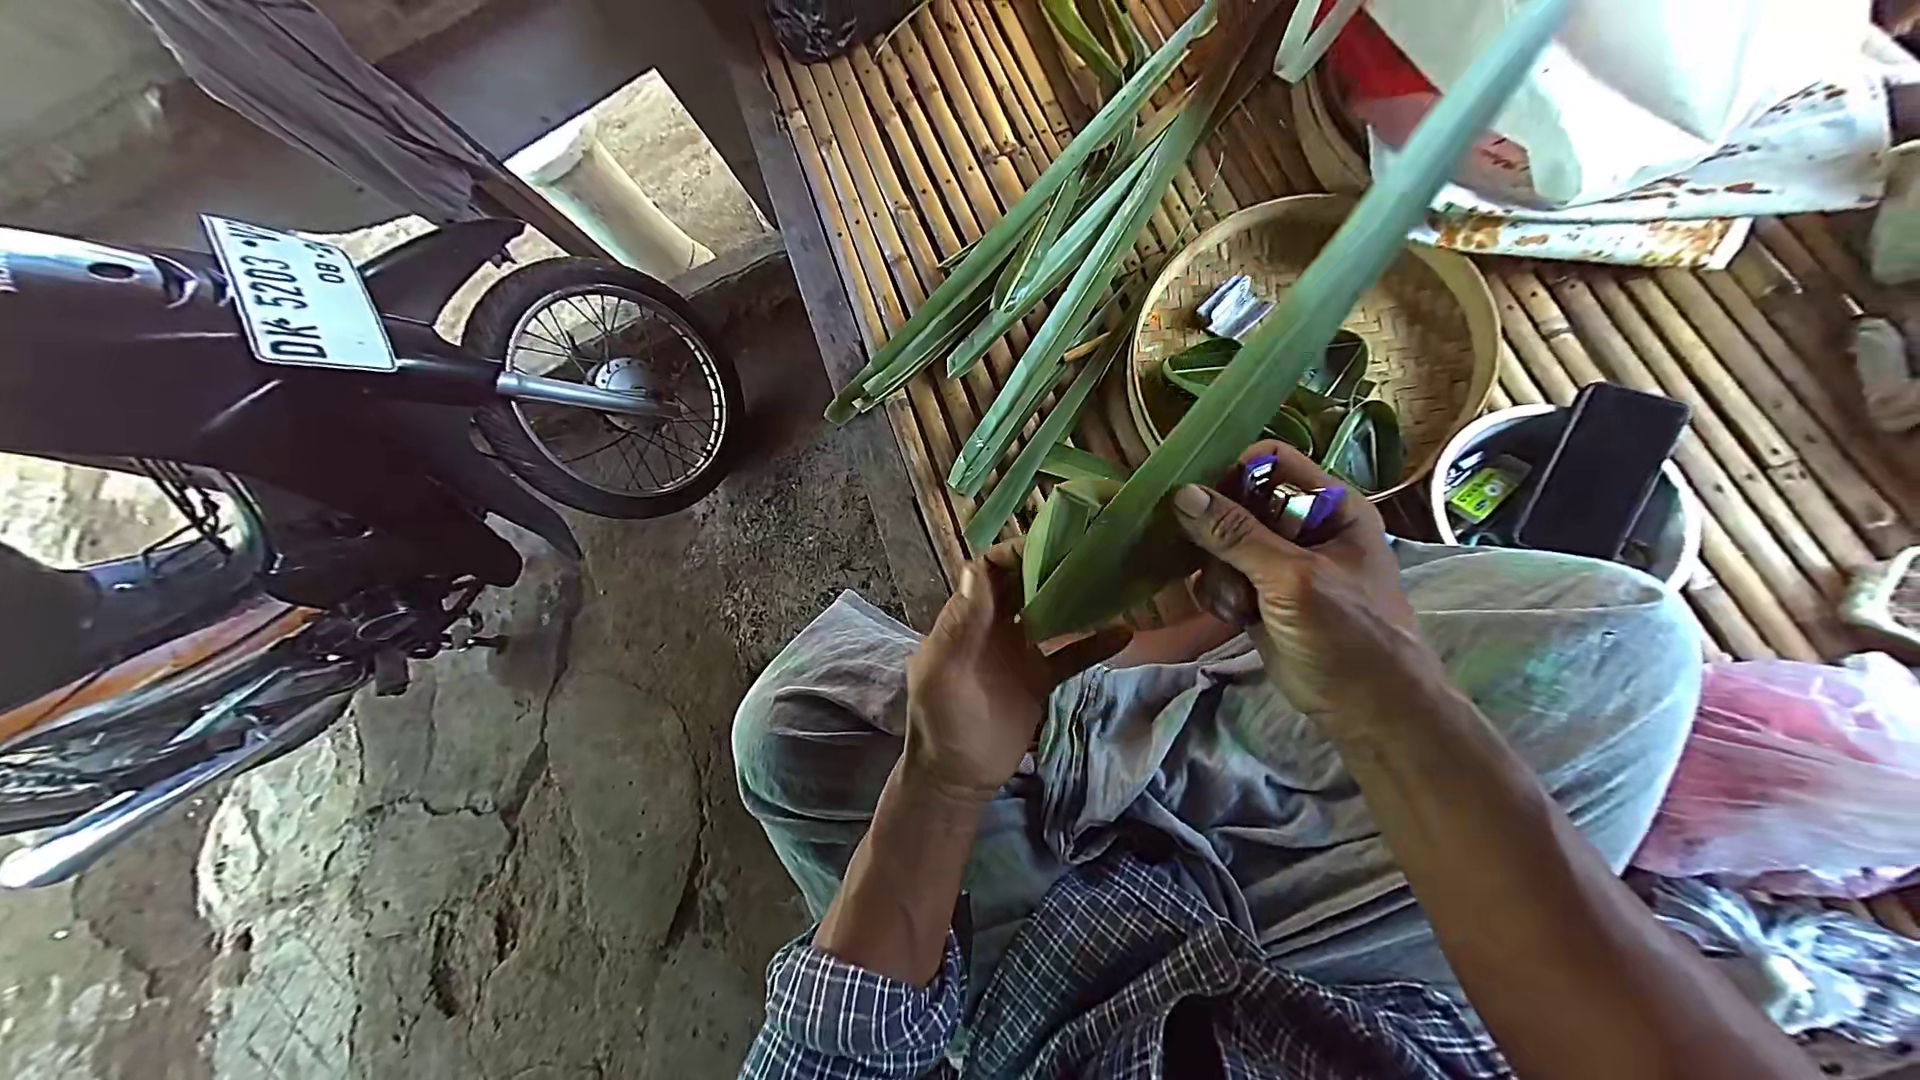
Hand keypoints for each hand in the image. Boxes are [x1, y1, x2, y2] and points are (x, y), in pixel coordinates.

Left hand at [903, 543, 1129, 802]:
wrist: (957, 775)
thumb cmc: (940, 720)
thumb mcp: (942, 671)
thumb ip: (961, 624)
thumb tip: (977, 570)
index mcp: (967, 618)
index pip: (990, 571)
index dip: (1014, 554)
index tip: (1048, 542)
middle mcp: (995, 626)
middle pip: (1023, 584)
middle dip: (1050, 566)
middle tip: (1089, 550)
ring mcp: (1020, 651)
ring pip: (1051, 613)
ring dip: (1074, 598)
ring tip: (1111, 579)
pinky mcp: (1040, 678)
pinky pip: (1071, 655)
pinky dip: (1094, 644)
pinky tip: (1123, 633)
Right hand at [1170, 442, 1442, 722]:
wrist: (1365, 709)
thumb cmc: (1348, 635)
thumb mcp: (1292, 579)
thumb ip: (1237, 535)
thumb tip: (1183, 494)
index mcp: (1328, 505)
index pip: (1269, 463)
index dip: (1232, 476)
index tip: (1200, 505)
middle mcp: (1300, 525)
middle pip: (1234, 503)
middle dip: (1218, 538)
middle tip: (1222, 567)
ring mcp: (1276, 560)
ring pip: (1218, 543)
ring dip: (1218, 573)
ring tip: (1237, 603)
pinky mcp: (1256, 591)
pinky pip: (1217, 574)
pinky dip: (1218, 594)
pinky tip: (1235, 616)